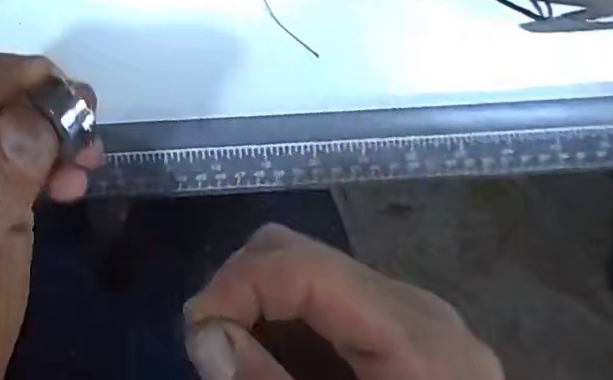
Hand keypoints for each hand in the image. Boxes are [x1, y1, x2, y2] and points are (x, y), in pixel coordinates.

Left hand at [0, 49, 101, 379]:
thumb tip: (37, 116)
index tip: (45, 82)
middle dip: (32, 95)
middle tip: (80, 110)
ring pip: (20, 119)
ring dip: (57, 124)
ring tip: (89, 147)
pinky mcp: (8, 200)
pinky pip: (41, 159)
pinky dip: (64, 161)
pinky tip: (79, 183)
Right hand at [184, 223, 501, 379]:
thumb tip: (203, 334)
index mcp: (415, 336)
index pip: (302, 266)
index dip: (235, 284)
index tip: (192, 331)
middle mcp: (419, 308)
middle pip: (302, 253)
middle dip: (242, 286)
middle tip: (208, 344)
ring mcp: (420, 320)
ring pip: (313, 269)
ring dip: (261, 301)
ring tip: (233, 352)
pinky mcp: (413, 338)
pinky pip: (334, 301)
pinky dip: (291, 320)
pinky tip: (276, 360)